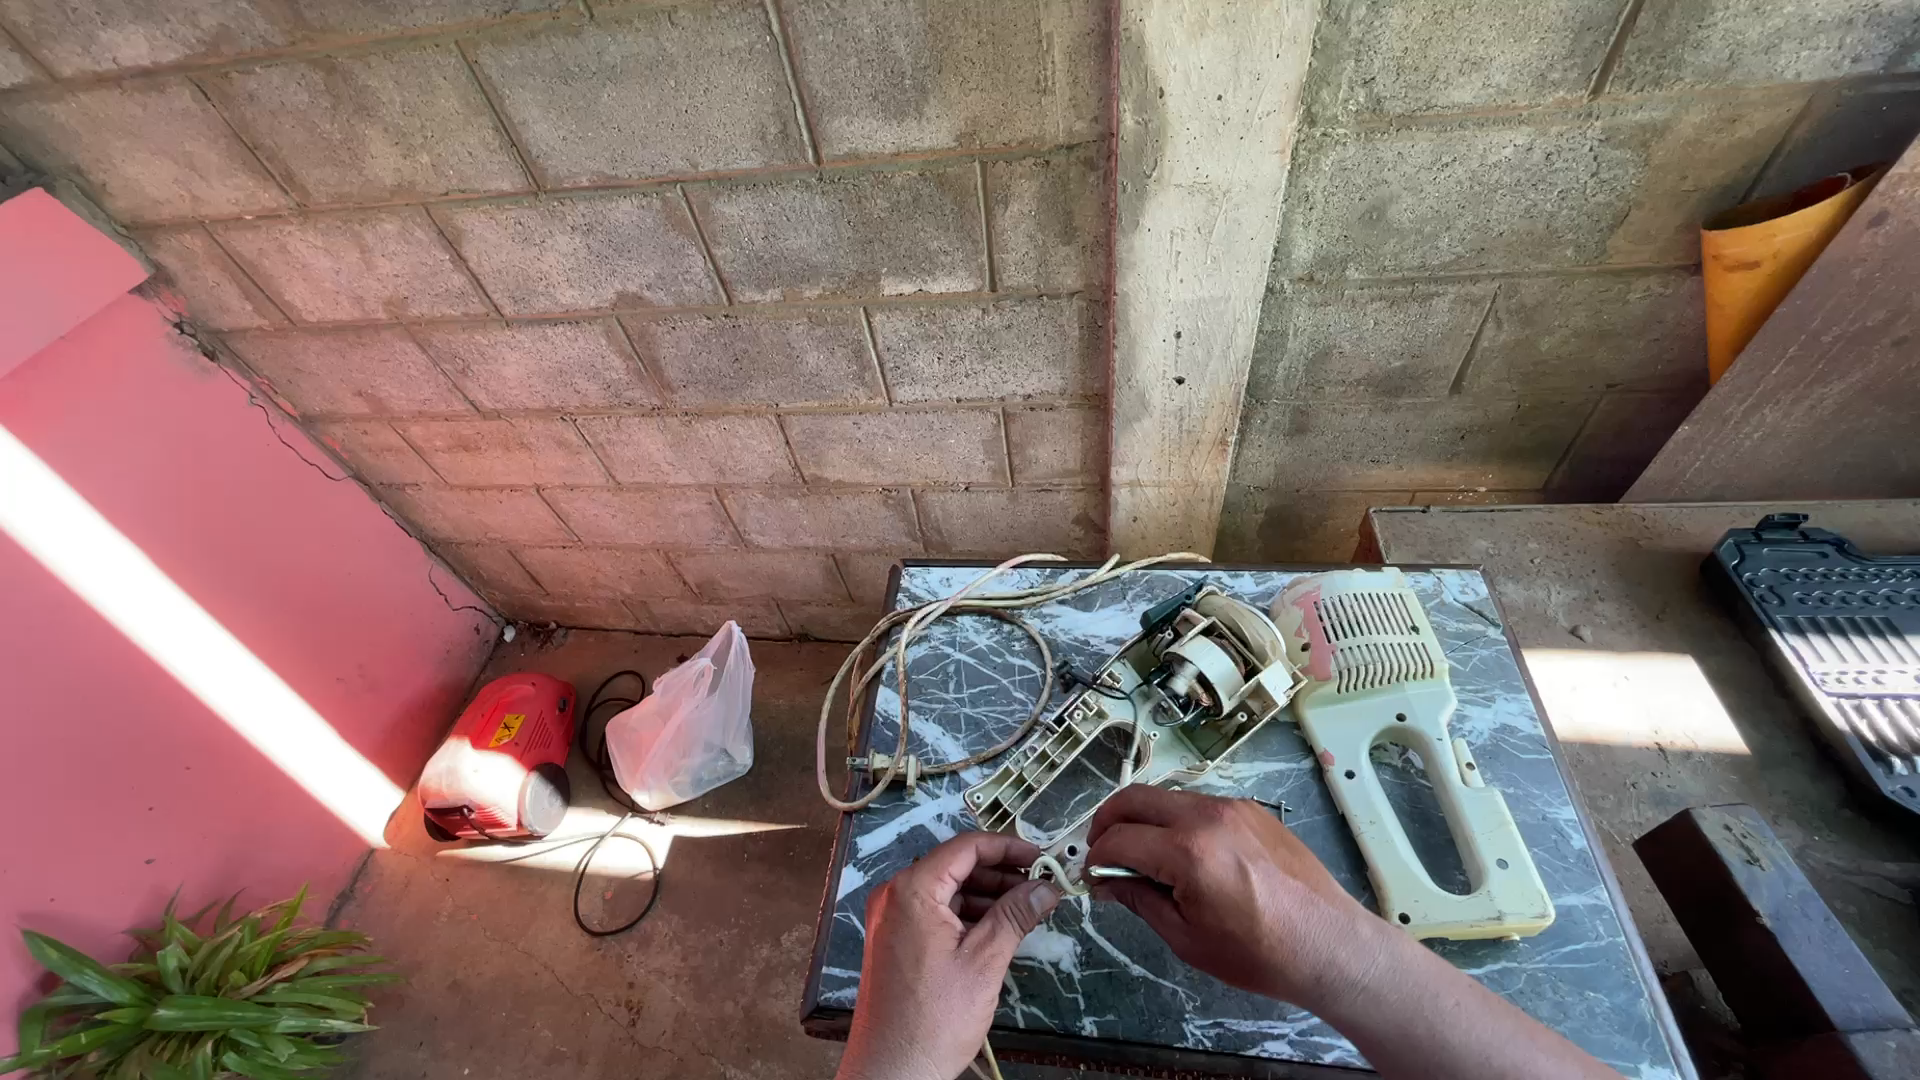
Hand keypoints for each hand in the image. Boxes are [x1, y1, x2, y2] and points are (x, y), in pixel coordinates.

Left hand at [836, 833, 1062, 1079]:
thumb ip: (1015, 916)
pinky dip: (966, 914)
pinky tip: (996, 928)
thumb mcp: (984, 962)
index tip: (1040, 857)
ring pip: (947, 889)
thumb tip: (1046, 888)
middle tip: (1038, 885)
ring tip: (1024, 909)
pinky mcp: (895, 939)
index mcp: (912, 889)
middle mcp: (896, 894)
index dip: (1007, 847)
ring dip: (985, 895)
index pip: (965, 847)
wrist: (890, 1075)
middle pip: (955, 866)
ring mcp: (892, 917)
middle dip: (1000, 873)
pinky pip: (934, 911)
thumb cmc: (933, 1020)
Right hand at [1084, 785, 1394, 1011]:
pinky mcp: (1249, 808)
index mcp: (1187, 852)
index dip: (1096, 856)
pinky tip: (1184, 851)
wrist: (1332, 946)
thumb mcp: (1188, 939)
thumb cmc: (1258, 953)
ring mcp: (1230, 806)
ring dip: (1142, 817)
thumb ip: (1139, 900)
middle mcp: (1205, 815)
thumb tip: (1105, 881)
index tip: (1091, 875)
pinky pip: (1197, 803)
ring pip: (1165, 797)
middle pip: (1133, 798)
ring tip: (1141, 853)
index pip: (1118, 839)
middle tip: (1101, 850)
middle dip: (1107, 821)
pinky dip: (1176, 819)